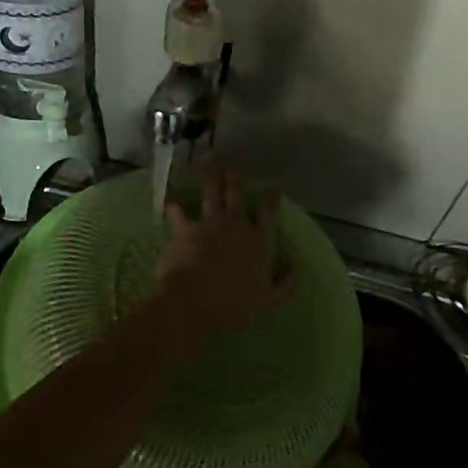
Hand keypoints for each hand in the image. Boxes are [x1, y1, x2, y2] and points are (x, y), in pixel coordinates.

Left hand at [155, 167, 293, 333]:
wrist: (196, 303)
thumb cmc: (235, 305)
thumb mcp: (269, 299)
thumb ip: (286, 282)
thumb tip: (296, 263)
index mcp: (260, 241)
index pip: (268, 212)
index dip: (271, 196)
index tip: (273, 185)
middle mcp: (237, 226)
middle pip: (237, 195)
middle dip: (234, 180)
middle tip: (231, 168)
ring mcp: (210, 224)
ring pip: (211, 193)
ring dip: (209, 176)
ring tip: (207, 162)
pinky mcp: (185, 229)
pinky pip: (179, 213)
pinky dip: (175, 207)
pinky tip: (170, 202)